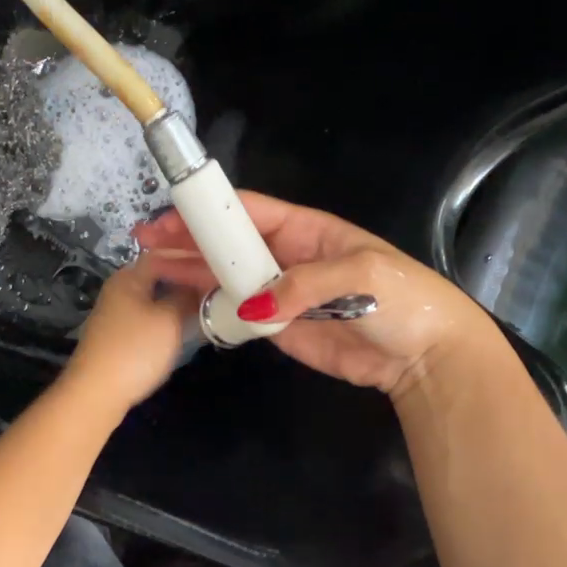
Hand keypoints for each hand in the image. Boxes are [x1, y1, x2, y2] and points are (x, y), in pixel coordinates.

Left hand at [61, 255, 204, 412]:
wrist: (95, 393)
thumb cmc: (135, 350)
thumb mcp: (169, 320)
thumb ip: (186, 297)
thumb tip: (199, 283)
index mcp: (128, 277)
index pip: (164, 254)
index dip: (191, 258)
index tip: (217, 266)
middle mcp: (118, 290)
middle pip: (157, 276)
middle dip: (185, 279)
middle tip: (216, 286)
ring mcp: (114, 315)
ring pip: (152, 298)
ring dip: (176, 300)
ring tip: (205, 306)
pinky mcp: (115, 337)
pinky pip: (145, 318)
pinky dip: (165, 319)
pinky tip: (181, 328)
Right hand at [134, 192, 493, 396]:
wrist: (422, 356)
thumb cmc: (404, 301)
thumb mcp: (364, 276)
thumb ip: (305, 284)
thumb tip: (252, 305)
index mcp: (307, 230)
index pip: (249, 211)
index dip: (208, 211)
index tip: (171, 214)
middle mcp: (285, 257)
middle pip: (228, 243)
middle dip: (186, 238)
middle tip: (143, 240)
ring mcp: (277, 293)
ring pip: (224, 277)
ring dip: (188, 270)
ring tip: (150, 268)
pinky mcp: (274, 329)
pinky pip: (235, 313)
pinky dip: (207, 307)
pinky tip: (178, 299)